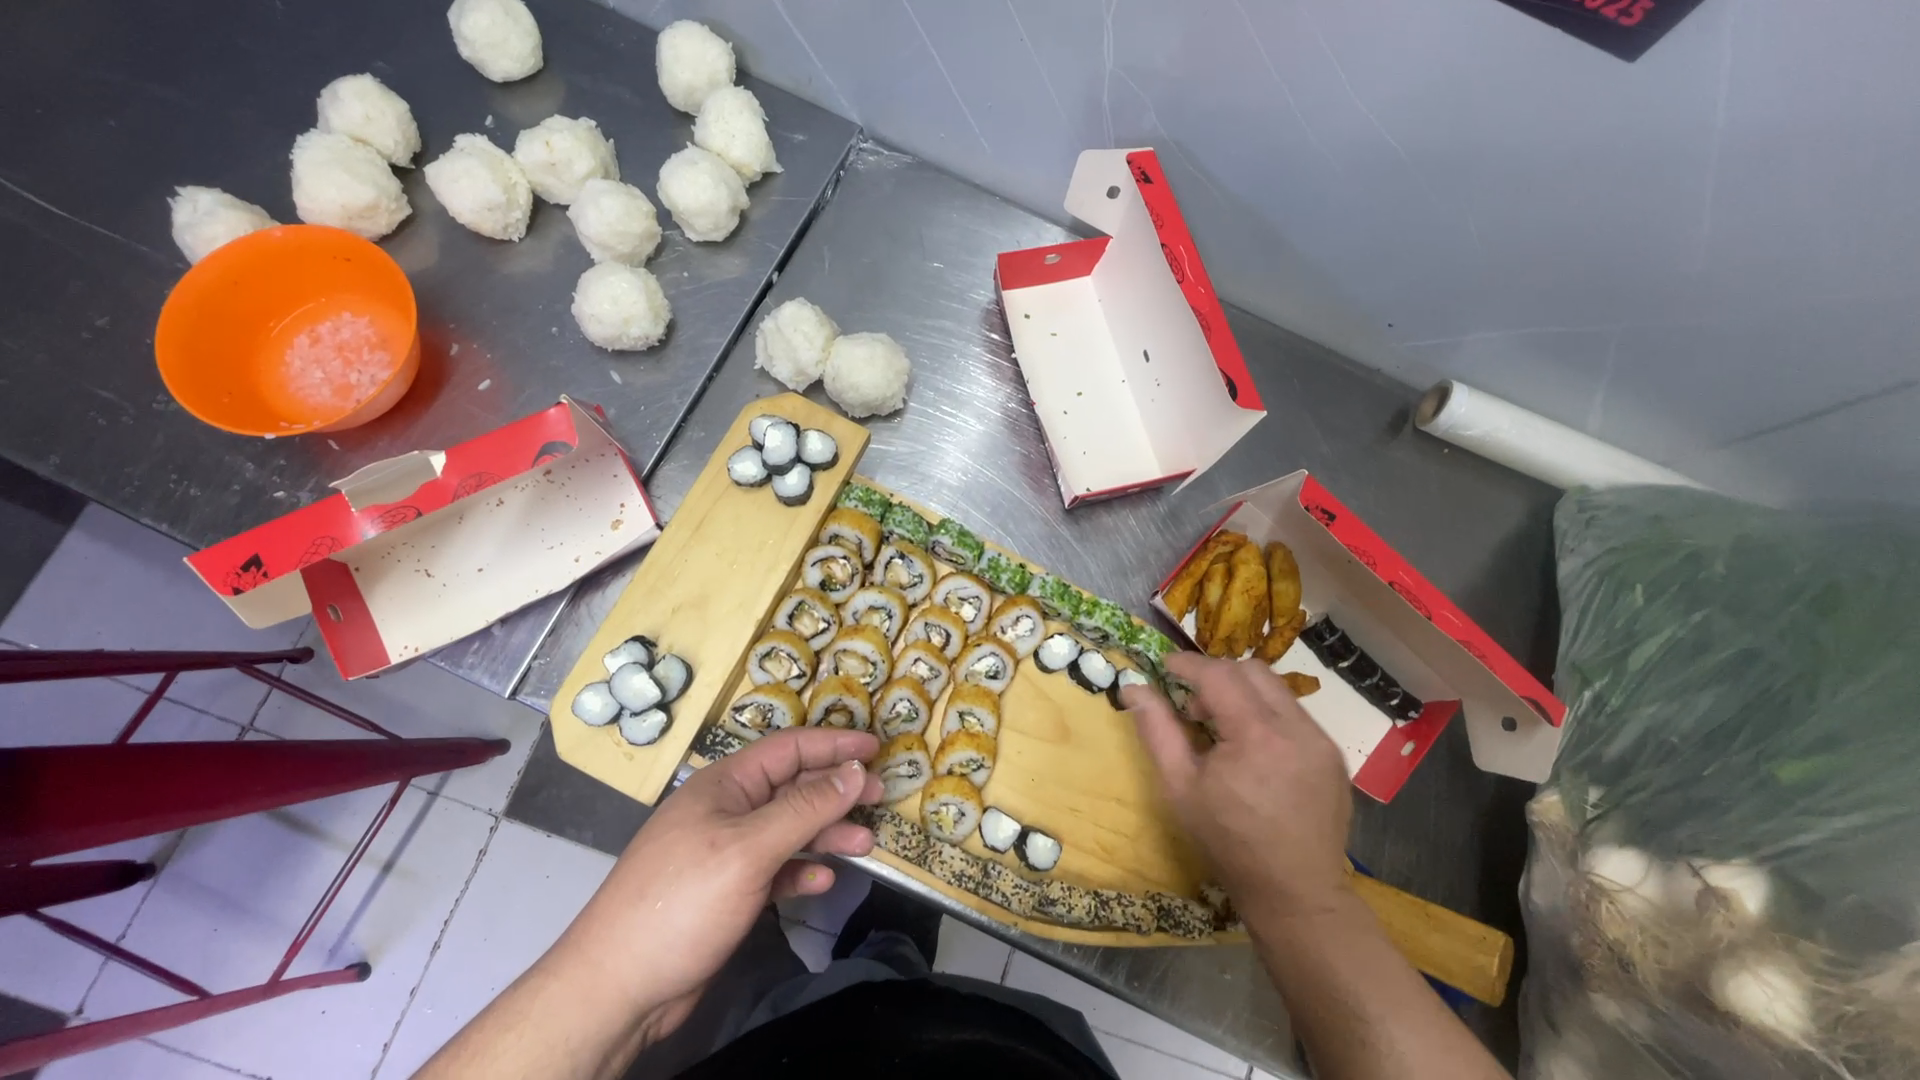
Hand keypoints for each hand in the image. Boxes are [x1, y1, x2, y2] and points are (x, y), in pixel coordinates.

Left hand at [555, 727, 883, 1043]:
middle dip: (837, 791)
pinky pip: (777, 869)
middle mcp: (727, 811)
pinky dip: (801, 871)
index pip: (788, 748)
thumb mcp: (750, 848)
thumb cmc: (683, 901)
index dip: (833, 744)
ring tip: (865, 845)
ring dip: (826, 834)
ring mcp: (727, 853)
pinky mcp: (729, 892)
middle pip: (792, 788)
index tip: (876, 748)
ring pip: (789, 830)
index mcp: (724, 785)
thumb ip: (806, 808)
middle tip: (881, 797)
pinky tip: (821, 882)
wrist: (619, 987)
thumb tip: (855, 770)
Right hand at [1122, 654, 1351, 919]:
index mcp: (1256, 734)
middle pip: (1252, 671)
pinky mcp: (1334, 757)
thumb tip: (1133, 688)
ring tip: (1223, 730)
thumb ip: (1157, 730)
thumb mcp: (1179, 787)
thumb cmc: (1228, 842)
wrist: (1295, 892)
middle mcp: (1297, 727)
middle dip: (1217, 675)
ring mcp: (1322, 741)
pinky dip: (1268, 717)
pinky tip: (1253, 752)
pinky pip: (1296, 716)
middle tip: (1192, 705)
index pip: (1219, 674)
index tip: (1165, 666)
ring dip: (1244, 694)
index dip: (1188, 665)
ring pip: (1278, 691)